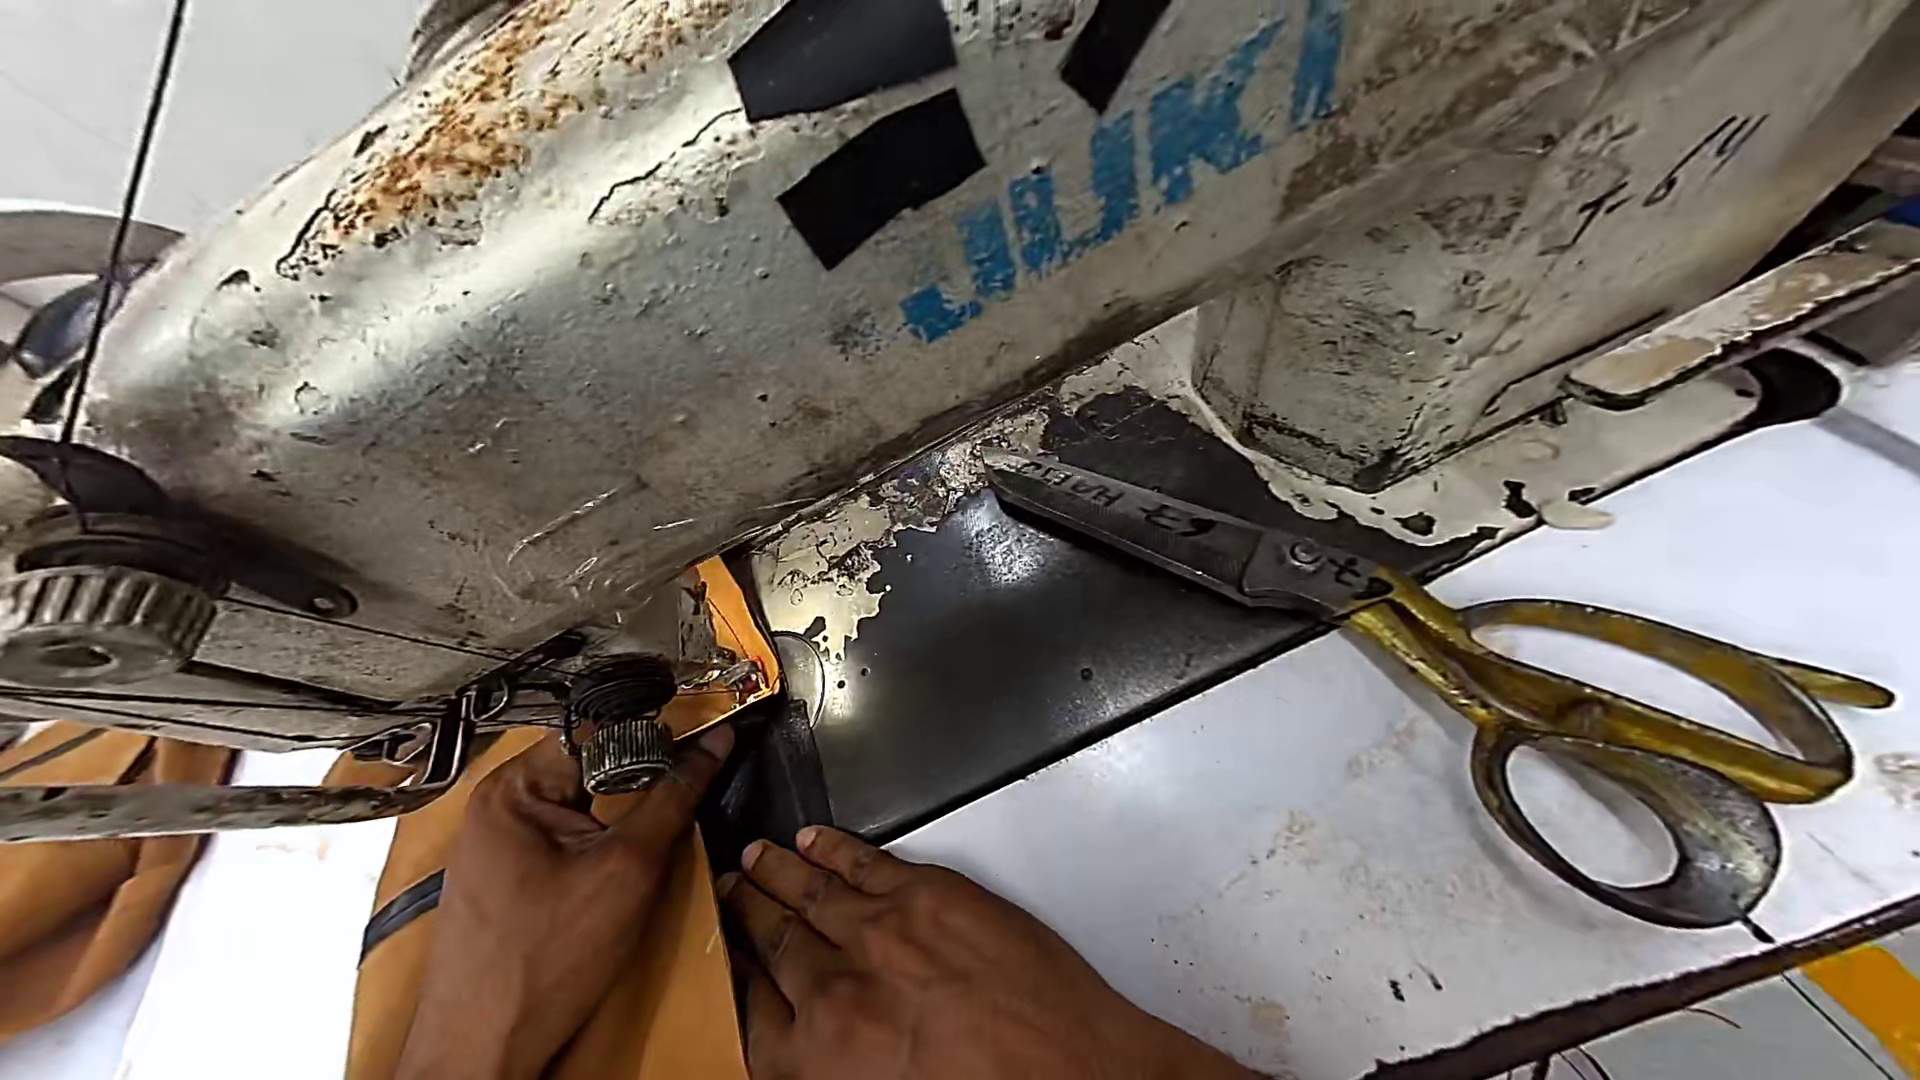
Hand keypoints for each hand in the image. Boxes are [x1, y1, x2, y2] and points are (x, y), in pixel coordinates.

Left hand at [396, 725, 733, 1079]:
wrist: (481, 1061)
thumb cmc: (546, 963)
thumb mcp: (630, 866)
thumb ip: (677, 794)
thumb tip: (717, 740)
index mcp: (515, 787)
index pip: (603, 728)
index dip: (658, 731)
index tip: (703, 740)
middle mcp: (504, 801)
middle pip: (597, 759)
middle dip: (649, 772)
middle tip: (692, 782)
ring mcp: (506, 836)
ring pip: (592, 792)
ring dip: (634, 804)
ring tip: (668, 817)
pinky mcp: (517, 865)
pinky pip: (579, 823)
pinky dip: (614, 829)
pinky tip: (635, 850)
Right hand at [721, 826, 1262, 1079]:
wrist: (1073, 1072)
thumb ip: (832, 1064)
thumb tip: (799, 1035)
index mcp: (824, 1059)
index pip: (752, 1010)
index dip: (732, 973)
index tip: (721, 951)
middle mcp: (841, 988)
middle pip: (776, 941)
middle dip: (746, 913)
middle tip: (725, 888)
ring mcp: (884, 929)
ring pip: (812, 892)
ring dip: (778, 872)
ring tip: (755, 856)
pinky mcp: (927, 891)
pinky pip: (864, 863)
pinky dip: (833, 848)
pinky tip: (812, 840)